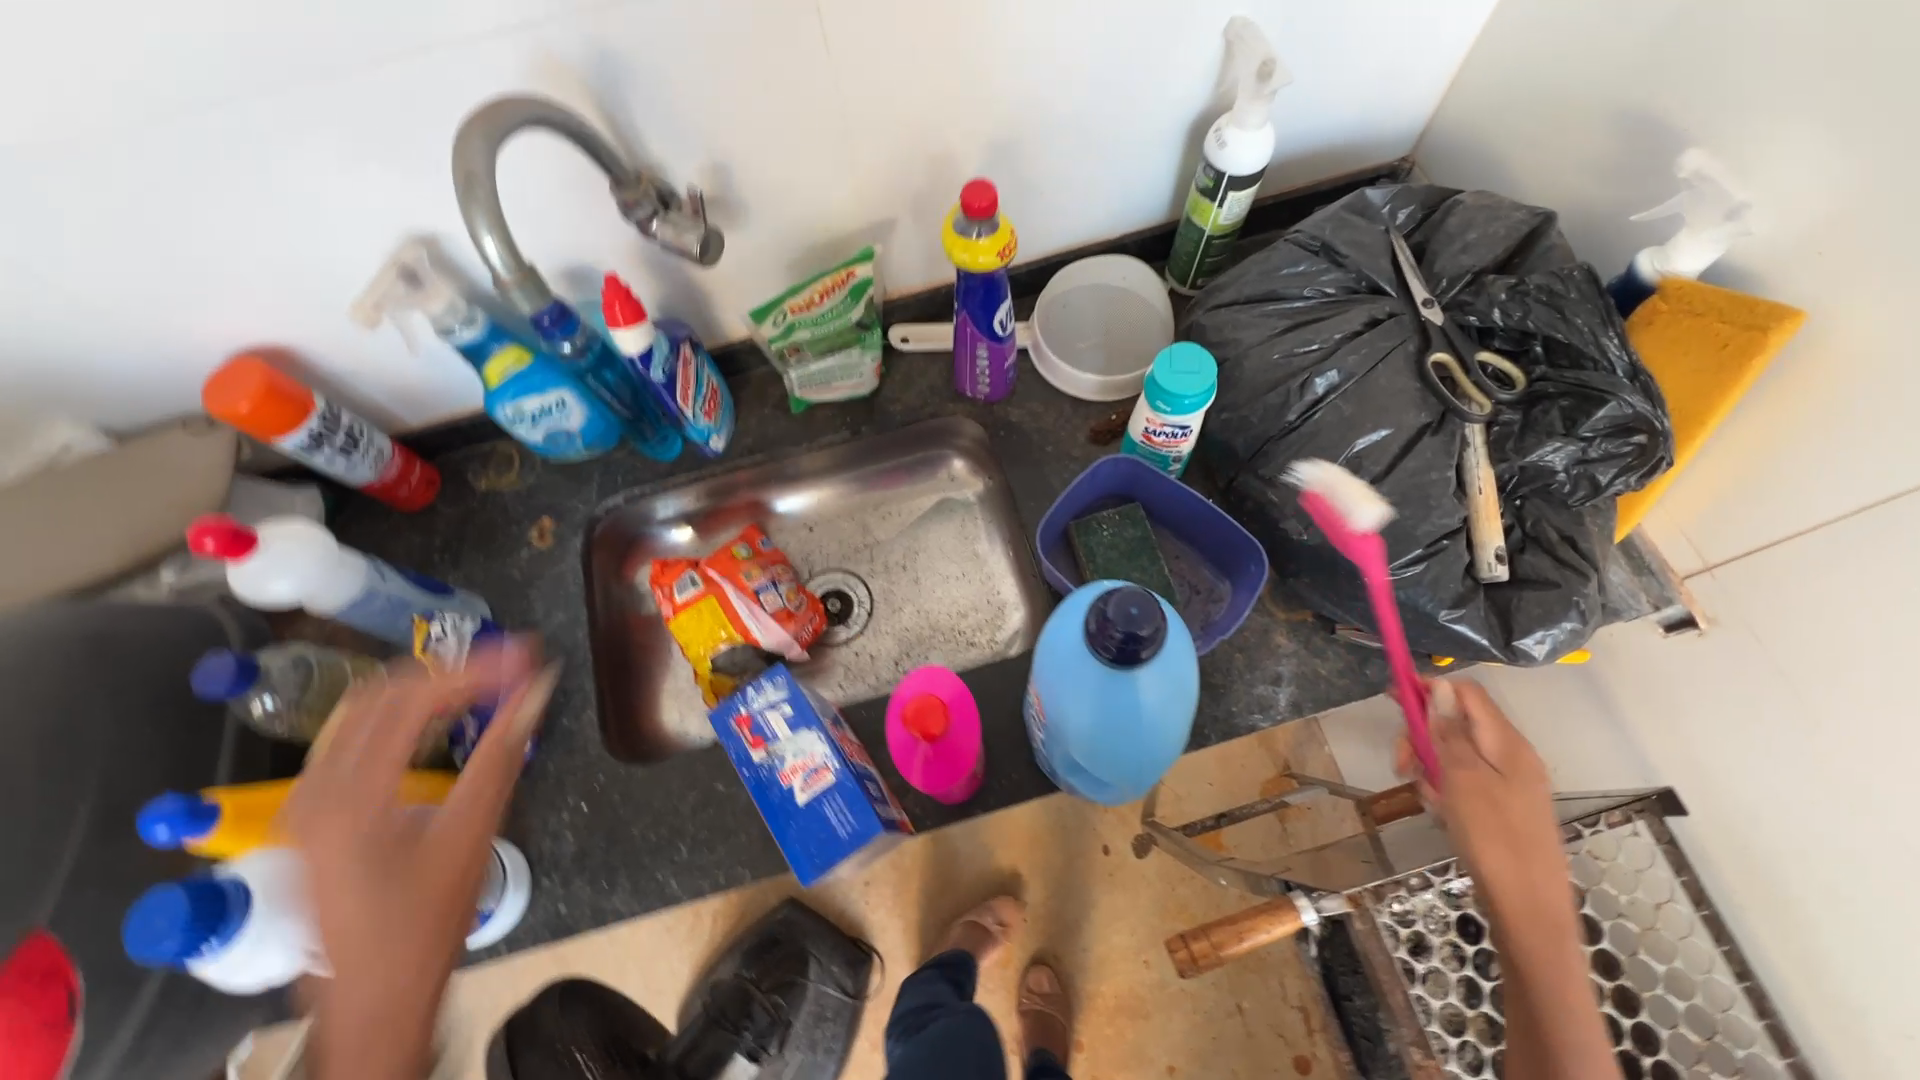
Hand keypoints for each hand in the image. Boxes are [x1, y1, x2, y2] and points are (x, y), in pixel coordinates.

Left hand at [281, 637, 556, 1079]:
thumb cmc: (426, 924)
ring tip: (484, 681)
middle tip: (510, 662)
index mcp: (350, 794)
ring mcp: (305, 802)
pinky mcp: (312, 815)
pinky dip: (401, 717)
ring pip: (361, 713)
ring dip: (424, 689)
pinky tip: (438, 719)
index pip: (411, 700)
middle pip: (380, 695)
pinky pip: (353, 740)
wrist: (373, 1001)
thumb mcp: (473, 836)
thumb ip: (501, 754)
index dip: (474, 668)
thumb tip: (537, 691)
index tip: (526, 654)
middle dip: (449, 669)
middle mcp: (314, 788)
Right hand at [1395, 678, 1567, 911]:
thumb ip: (1449, 731)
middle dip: (1422, 735)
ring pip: (1455, 755)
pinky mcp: (1501, 808)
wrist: (1528, 906)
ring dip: (1430, 766)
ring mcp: (1508, 783)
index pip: (1466, 694)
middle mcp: (1511, 756)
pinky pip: (1464, 782)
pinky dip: (1444, 789)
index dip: (1430, 689)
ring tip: (1424, 795)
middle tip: (1400, 764)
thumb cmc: (1493, 837)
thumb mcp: (1462, 778)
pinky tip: (1438, 811)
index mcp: (1506, 743)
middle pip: (1457, 723)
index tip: (1392, 699)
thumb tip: (1441, 686)